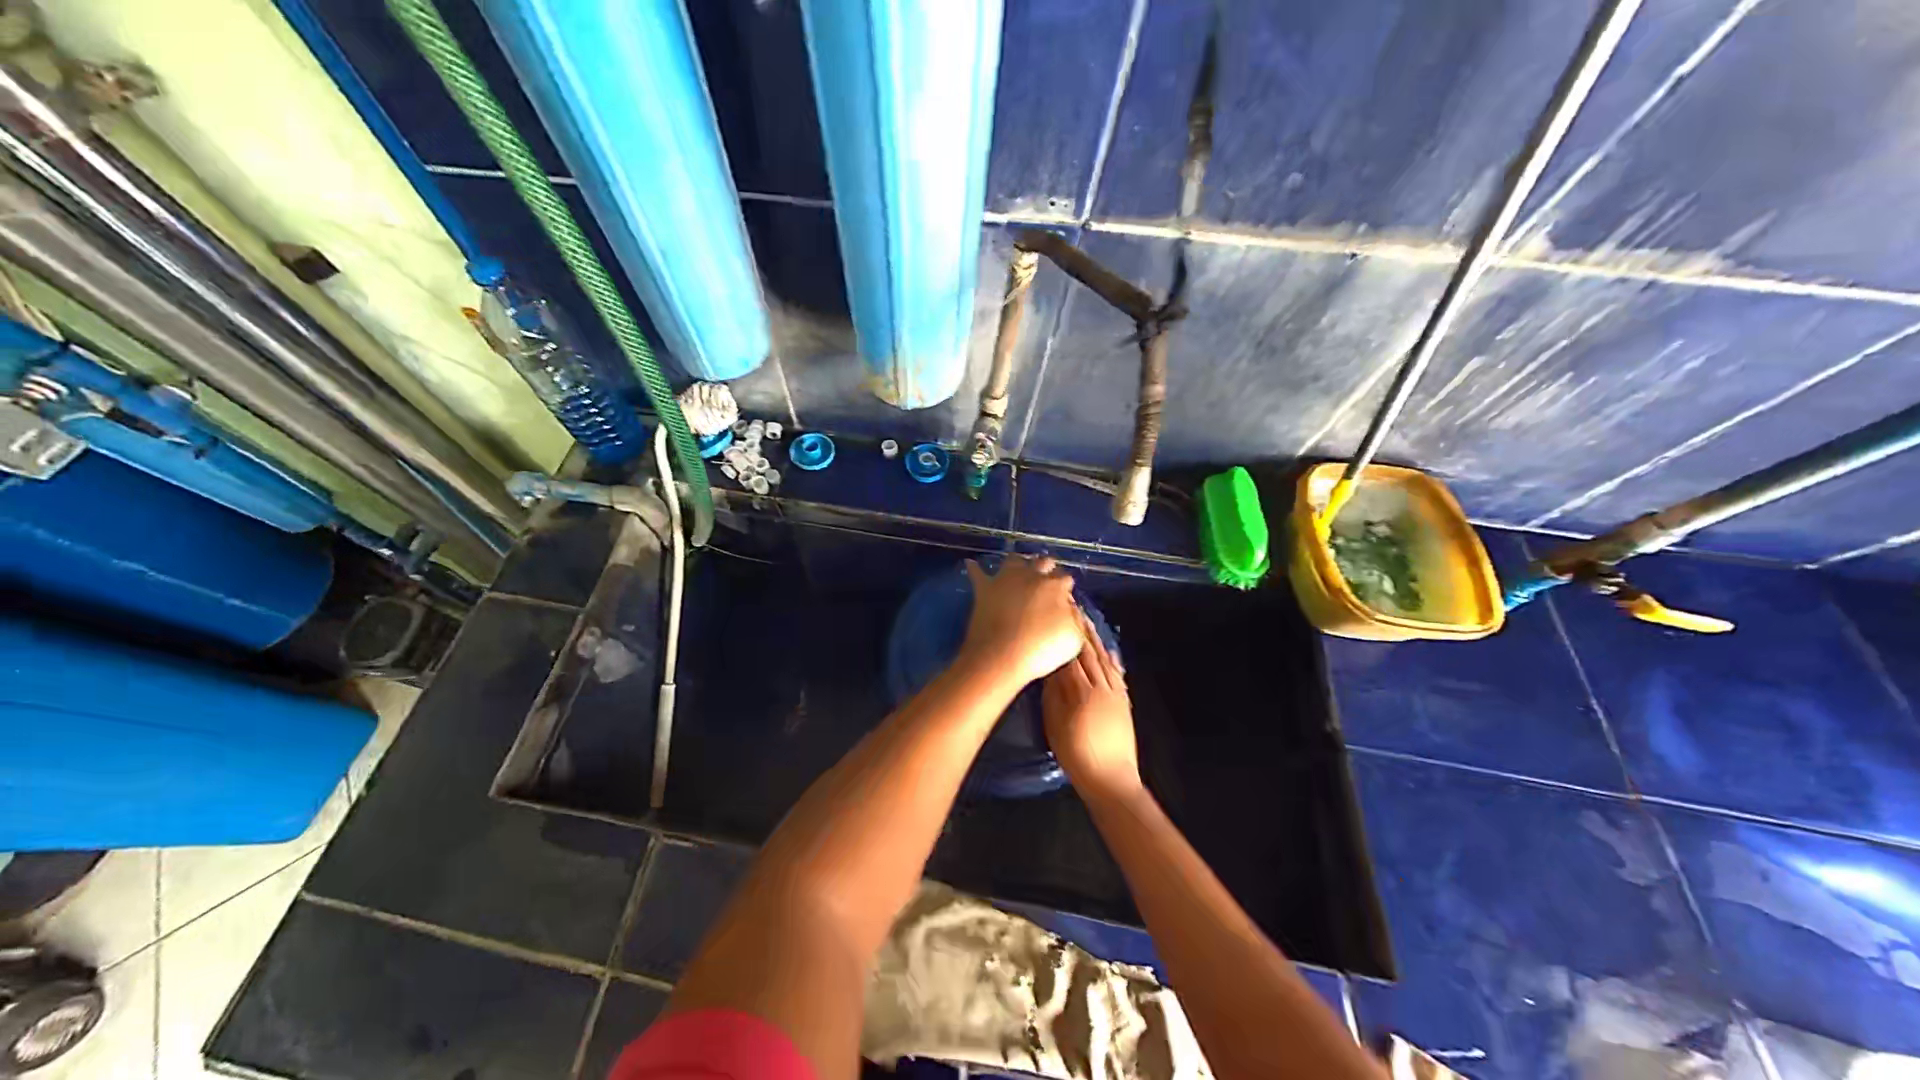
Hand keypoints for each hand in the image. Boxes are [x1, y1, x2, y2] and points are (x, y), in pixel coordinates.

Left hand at [960, 556, 1083, 685]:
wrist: (1001, 656)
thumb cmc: (1041, 650)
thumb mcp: (1073, 639)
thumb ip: (1074, 618)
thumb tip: (1070, 608)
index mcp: (1056, 586)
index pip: (1065, 579)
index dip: (1066, 586)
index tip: (1065, 594)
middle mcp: (1032, 575)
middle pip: (1043, 563)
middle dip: (1047, 567)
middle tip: (1046, 576)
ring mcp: (1005, 578)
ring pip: (1014, 559)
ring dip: (1019, 562)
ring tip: (1020, 565)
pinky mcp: (984, 588)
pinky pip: (977, 572)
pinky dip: (975, 568)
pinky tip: (971, 563)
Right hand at [1042, 620, 1142, 801]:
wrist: (1111, 779)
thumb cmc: (1076, 755)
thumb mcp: (1055, 724)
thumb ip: (1053, 693)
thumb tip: (1050, 668)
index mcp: (1082, 690)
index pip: (1070, 654)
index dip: (1063, 633)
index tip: (1055, 615)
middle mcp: (1101, 686)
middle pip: (1089, 652)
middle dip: (1079, 629)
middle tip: (1071, 608)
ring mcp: (1115, 693)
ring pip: (1104, 659)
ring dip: (1095, 639)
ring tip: (1086, 621)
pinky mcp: (1123, 702)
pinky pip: (1116, 673)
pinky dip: (1111, 658)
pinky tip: (1108, 650)